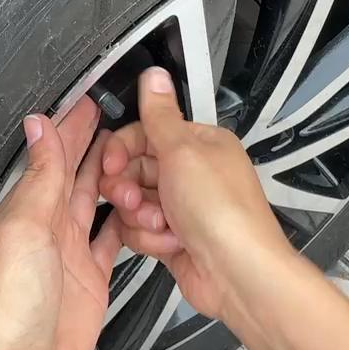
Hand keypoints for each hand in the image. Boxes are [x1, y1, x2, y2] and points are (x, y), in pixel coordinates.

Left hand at [0, 98, 122, 349]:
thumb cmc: (7, 311)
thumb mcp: (25, 229)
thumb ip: (39, 178)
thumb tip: (38, 127)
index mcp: (27, 211)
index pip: (54, 157)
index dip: (72, 128)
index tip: (91, 103)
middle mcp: (47, 230)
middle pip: (77, 175)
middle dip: (96, 145)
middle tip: (119, 119)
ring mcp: (69, 257)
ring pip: (96, 205)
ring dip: (113, 180)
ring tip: (134, 157)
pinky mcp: (89, 283)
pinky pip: (111, 243)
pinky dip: (125, 225)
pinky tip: (133, 211)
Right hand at [98, 68, 300, 324]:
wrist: (237, 274)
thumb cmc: (224, 214)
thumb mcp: (183, 152)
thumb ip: (160, 114)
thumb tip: (154, 75)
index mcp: (199, 144)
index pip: (143, 134)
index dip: (121, 150)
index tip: (111, 164)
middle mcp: (191, 173)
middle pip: (133, 170)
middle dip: (129, 188)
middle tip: (135, 198)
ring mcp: (182, 207)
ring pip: (132, 203)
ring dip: (141, 216)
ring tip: (162, 223)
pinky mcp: (172, 237)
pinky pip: (139, 230)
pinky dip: (149, 238)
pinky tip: (169, 242)